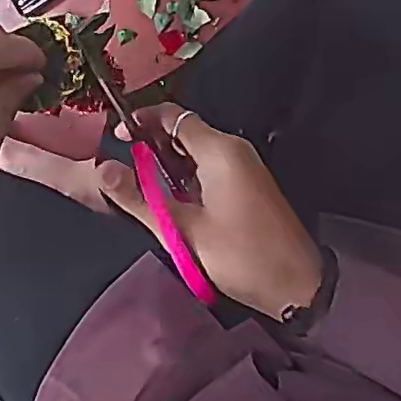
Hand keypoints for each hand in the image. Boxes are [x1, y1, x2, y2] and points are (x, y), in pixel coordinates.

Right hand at [99, 105, 322, 317]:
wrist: (298, 284)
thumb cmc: (240, 255)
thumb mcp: (182, 230)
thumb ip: (139, 197)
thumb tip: (102, 170)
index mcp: (219, 150)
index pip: (173, 116)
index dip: (142, 120)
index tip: (117, 136)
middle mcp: (233, 148)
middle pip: (185, 129)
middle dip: (152, 141)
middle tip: (124, 165)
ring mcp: (244, 163)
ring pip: (196, 148)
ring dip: (168, 160)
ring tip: (141, 184)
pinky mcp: (248, 180)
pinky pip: (210, 163)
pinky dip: (187, 172)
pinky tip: (172, 197)